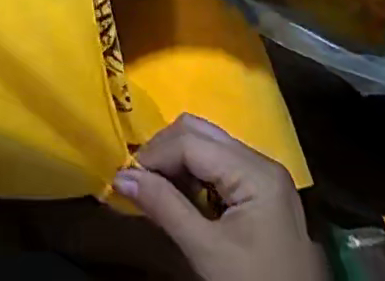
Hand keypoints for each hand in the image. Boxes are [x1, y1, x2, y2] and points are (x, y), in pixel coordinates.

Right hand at [114, 115, 326, 280]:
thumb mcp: (207, 252)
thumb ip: (165, 207)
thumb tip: (120, 177)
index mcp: (254, 170)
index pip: (191, 141)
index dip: (154, 154)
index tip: (126, 178)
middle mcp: (261, 160)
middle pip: (199, 131)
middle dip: (164, 151)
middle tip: (138, 181)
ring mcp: (263, 173)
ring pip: (207, 143)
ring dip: (176, 160)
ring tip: (155, 190)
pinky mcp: (261, 189)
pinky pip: (218, 163)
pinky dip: (193, 172)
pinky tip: (181, 197)